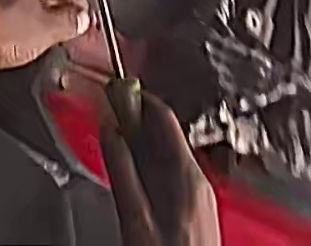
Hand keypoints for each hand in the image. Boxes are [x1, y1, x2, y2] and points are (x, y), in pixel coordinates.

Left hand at [0, 0, 89, 70]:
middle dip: (56, 8)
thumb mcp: (45, 31)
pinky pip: (2, 3)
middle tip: (65, 30)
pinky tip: (10, 37)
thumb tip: (80, 20)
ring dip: (33, 13)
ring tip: (37, 38)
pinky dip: (11, 18)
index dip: (79, 4)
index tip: (83, 20)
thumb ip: (69, 23)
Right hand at [102, 96, 220, 245]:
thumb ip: (122, 173)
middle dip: (137, 120)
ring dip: (143, 142)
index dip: (139, 99)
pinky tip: (136, 172)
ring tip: (118, 137)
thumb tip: (110, 132)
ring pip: (169, 155)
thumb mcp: (136, 219)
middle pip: (166, 135)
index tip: (118, 90)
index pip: (165, 118)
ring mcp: (201, 198)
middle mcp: (200, 181)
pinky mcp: (198, 213)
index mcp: (189, 175)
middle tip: (112, 110)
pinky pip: (173, 175)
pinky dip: (151, 164)